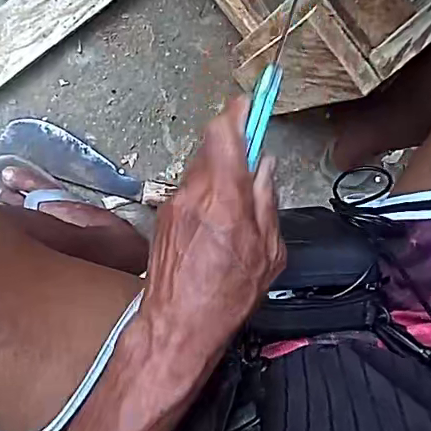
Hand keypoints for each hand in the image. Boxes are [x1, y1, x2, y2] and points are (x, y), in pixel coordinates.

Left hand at [135, 96, 286, 370]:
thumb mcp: (267, 254)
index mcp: (224, 202)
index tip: (253, 104)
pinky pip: (190, 186)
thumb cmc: (222, 299)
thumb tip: (265, 170)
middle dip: (235, 141)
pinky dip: (208, 188)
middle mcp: (193, 195)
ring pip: (201, 164)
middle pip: (212, 143)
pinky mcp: (164, 215)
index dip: (240, 112)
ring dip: (221, 167)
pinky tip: (219, 217)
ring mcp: (173, 203)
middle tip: (254, 153)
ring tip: (239, 197)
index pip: (225, 133)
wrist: (175, 326)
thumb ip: (266, 203)